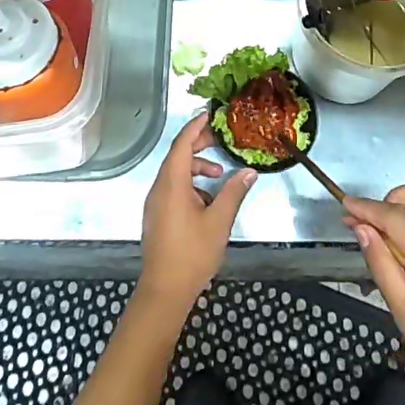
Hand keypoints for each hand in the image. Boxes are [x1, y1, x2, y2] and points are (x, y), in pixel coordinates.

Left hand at [139, 112, 256, 307]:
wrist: (165, 290)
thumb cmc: (192, 253)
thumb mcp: (219, 221)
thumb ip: (233, 192)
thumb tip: (248, 171)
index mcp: (171, 183)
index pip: (181, 144)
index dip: (195, 127)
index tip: (209, 114)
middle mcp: (159, 187)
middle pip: (177, 155)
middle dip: (198, 144)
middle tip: (220, 139)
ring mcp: (156, 202)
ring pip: (175, 173)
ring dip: (196, 167)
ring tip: (218, 175)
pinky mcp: (157, 215)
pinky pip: (172, 188)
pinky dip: (190, 184)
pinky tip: (207, 201)